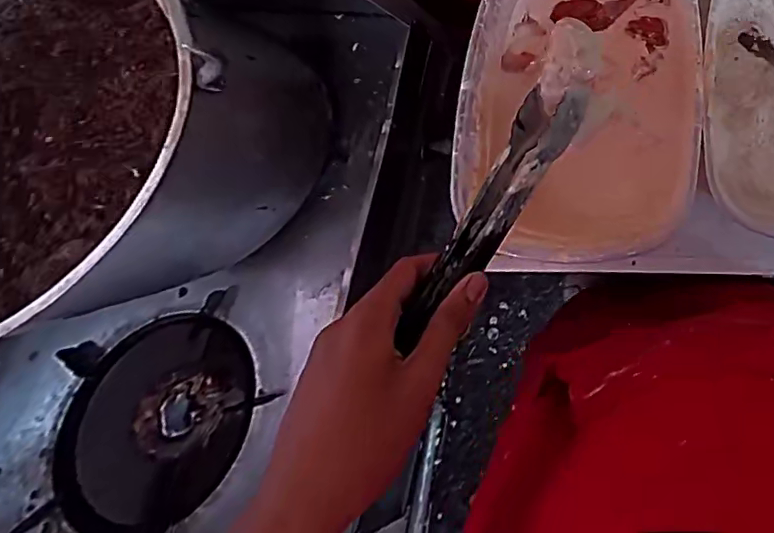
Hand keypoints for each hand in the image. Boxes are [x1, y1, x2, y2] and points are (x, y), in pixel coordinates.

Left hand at [234, 256, 486, 532]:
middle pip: (389, 296)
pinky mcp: (316, 380)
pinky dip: (381, 353)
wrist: (301, 507)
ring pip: (373, 325)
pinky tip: (391, 391)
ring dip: (403, 331)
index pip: (405, 268)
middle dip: (424, 304)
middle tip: (451, 327)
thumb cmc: (359, 449)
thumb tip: (471, 285)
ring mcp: (322, 357)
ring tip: (423, 367)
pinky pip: (355, 349)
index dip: (438, 265)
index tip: (460, 275)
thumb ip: (449, 325)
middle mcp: (338, 332)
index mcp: (364, 323)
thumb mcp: (421, 380)